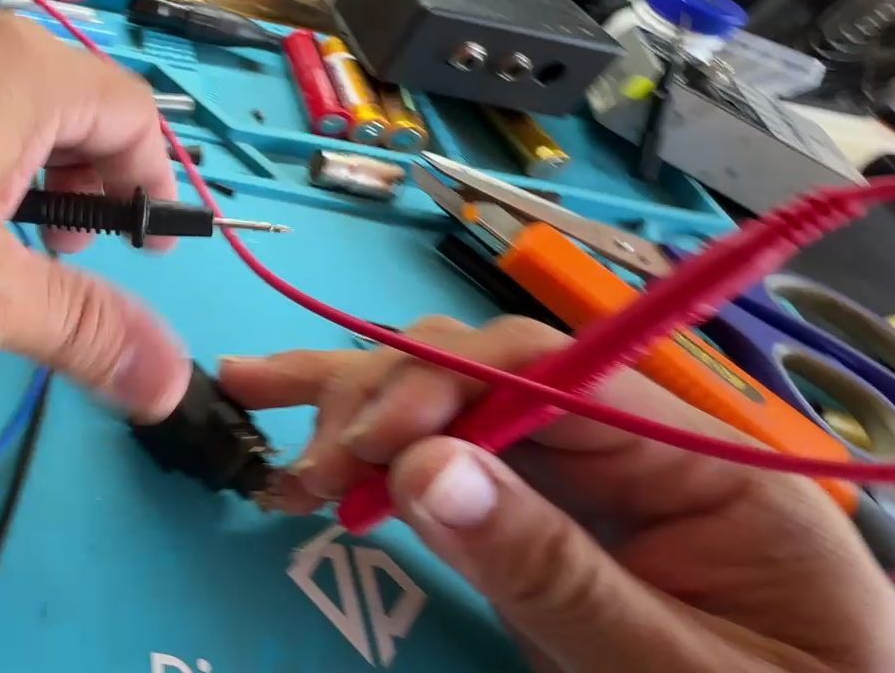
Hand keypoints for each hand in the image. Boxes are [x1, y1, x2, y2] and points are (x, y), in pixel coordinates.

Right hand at [220, 317, 894, 672]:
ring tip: (249, 400)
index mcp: (688, 461)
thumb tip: (420, 467)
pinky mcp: (503, 505)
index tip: (370, 442)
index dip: (440, 380)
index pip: (542, 367)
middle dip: (374, 403)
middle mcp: (606, 441)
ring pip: (421, 393)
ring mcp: (549, 471)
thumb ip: (555, 570)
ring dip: (335, 406)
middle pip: (463, 369)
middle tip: (314, 469)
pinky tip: (274, 411)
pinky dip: (340, 439)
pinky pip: (411, 450)